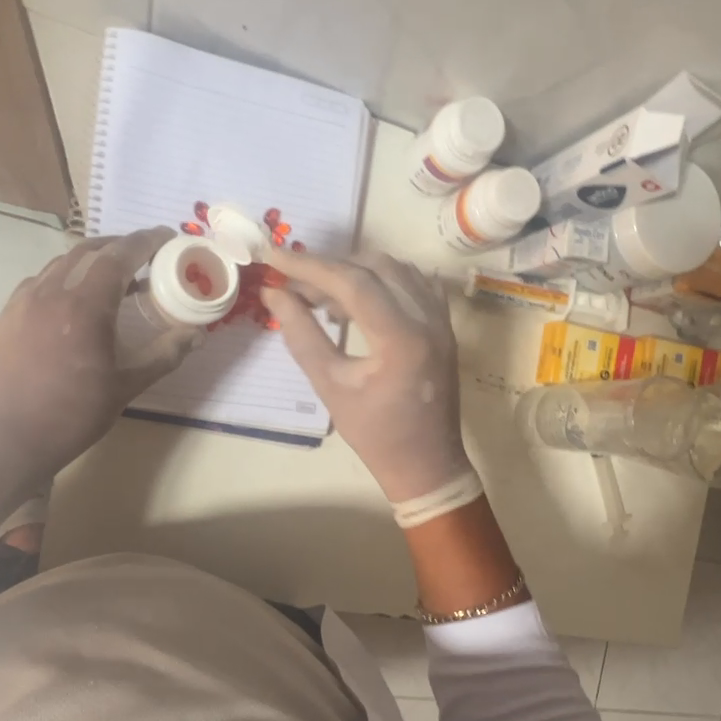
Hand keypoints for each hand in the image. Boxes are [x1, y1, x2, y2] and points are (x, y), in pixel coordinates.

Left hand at [0, 228, 198, 525]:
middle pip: (88, 251)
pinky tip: (74, 299)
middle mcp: (51, 291)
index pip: (119, 256)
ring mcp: (23, 302)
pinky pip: (40, 282)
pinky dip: (65, 278)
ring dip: (91, 259)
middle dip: (119, 245)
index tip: (167, 236)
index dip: (146, 241)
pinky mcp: (7, 316)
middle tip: (145, 253)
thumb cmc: (73, 414)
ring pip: (61, 264)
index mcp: (85, 305)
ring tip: (113, 274)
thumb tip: (197, 334)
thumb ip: (164, 355)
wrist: (6, 439)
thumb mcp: (127, 386)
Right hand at [259, 249, 470, 504]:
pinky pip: (416, 284)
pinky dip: (386, 280)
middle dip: (330, 268)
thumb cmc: (375, 434)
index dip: (309, 266)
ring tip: (324, 298)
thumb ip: (302, 335)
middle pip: (375, 267)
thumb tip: (274, 294)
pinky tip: (361, 299)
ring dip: (357, 272)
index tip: (274, 258)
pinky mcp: (445, 326)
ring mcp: (442, 321)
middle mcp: (428, 319)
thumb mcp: (330, 387)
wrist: (426, 463)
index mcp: (401, 339)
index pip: (352, 282)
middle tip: (295, 285)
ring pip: (397, 270)